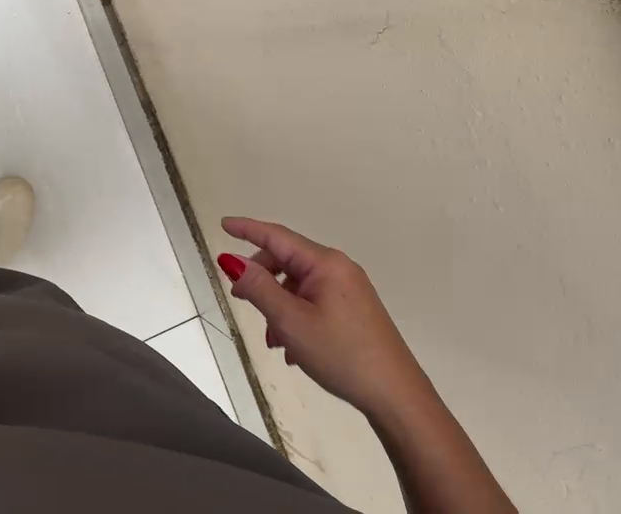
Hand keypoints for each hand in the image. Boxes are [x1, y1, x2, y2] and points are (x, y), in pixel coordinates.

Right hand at [219, 217, 432, 421]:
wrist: (397, 397)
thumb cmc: (341, 354)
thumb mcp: (290, 321)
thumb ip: (258, 287)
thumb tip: (231, 259)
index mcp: (325, 264)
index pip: (276, 236)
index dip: (247, 228)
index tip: (223, 224)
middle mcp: (338, 269)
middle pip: (286, 260)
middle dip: (260, 277)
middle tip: (238, 298)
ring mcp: (349, 290)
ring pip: (298, 285)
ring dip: (277, 304)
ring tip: (272, 340)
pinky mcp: (355, 310)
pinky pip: (314, 301)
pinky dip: (295, 316)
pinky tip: (292, 349)